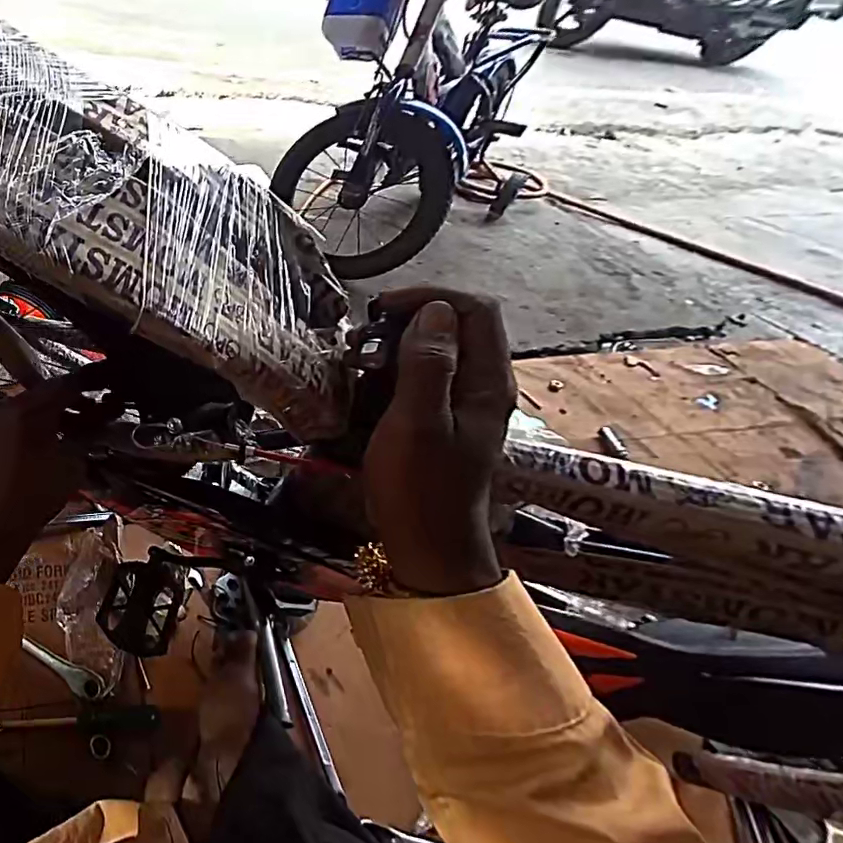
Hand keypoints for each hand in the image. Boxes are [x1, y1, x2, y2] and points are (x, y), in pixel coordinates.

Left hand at [0, 367, 117, 555]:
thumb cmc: (38, 491)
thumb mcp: (72, 461)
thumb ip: (87, 434)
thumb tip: (100, 420)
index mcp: (25, 407)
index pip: (62, 385)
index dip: (87, 387)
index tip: (104, 389)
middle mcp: (7, 407)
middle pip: (45, 394)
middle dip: (72, 402)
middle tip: (97, 412)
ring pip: (32, 407)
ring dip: (56, 414)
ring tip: (80, 429)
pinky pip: (19, 420)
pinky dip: (39, 424)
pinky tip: (57, 439)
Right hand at [362, 288, 515, 595]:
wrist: (426, 543)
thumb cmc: (418, 486)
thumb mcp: (417, 422)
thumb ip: (427, 365)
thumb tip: (433, 311)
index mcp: (485, 383)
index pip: (473, 310)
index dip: (428, 298)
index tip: (379, 310)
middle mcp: (481, 385)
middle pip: (455, 326)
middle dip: (406, 320)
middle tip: (362, 340)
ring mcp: (462, 402)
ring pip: (435, 349)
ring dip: (394, 345)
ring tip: (357, 363)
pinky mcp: (441, 417)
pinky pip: (421, 375)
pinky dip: (392, 369)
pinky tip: (366, 386)